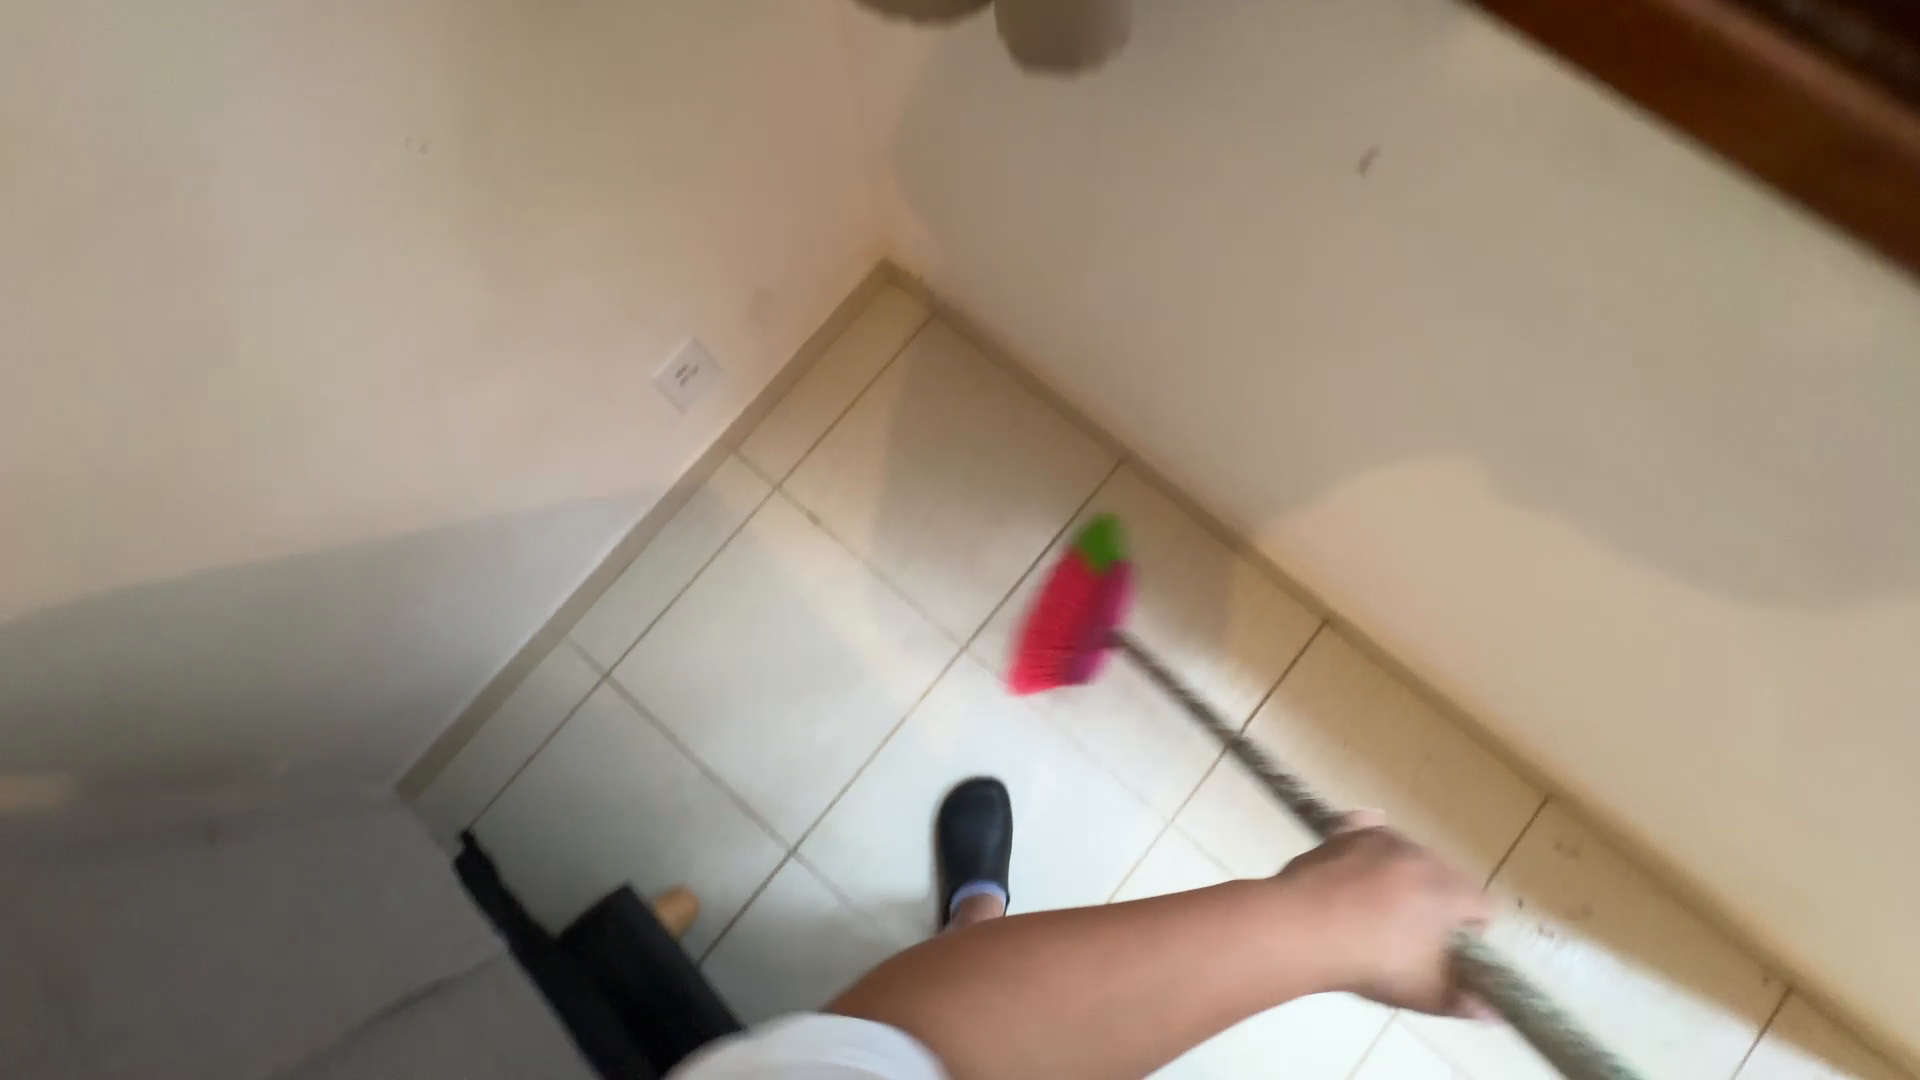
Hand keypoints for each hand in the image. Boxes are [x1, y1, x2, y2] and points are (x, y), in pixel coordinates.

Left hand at [1273, 812, 1493, 1018]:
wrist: (1302, 927)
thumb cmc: (1372, 961)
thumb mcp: (1427, 994)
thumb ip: (1465, 1001)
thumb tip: (1493, 1013)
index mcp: (1447, 890)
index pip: (1483, 905)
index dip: (1473, 931)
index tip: (1450, 951)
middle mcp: (1417, 854)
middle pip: (1447, 875)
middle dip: (1440, 901)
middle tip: (1414, 933)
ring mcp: (1375, 838)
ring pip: (1408, 852)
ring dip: (1406, 874)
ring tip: (1382, 904)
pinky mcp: (1341, 833)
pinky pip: (1365, 825)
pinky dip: (1370, 834)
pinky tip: (1367, 843)